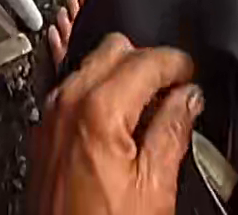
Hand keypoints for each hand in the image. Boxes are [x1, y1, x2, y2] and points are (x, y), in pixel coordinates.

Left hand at [31, 34, 202, 214]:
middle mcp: (69, 99)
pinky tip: (118, 109)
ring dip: (122, 71)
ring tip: (151, 102)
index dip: (176, 63)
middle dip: (148, 61)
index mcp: (99, 108)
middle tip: (175, 87)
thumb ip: (173, 131)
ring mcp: (52, 112)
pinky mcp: (45, 128)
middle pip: (115, 48)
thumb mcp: (154, 189)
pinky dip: (99, 86)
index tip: (192, 73)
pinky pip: (74, 86)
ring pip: (92, 62)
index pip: (145, 60)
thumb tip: (189, 97)